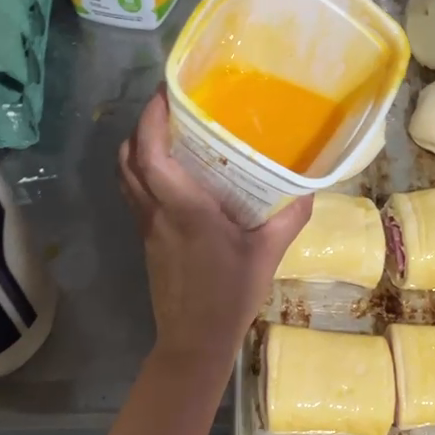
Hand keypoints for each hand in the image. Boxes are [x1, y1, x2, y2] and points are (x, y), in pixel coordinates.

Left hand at [118, 89, 312, 370]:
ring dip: (136, 151)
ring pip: (126, 179)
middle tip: (169, 110)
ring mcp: (147, 229)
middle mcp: (157, 213)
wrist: (194, 341)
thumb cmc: (230, 296)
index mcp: (184, 209)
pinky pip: (135, 197)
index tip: (166, 93)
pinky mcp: (147, 244)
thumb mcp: (267, 255)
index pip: (151, 153)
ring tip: (167, 137)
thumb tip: (308, 187)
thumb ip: (288, 218)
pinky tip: (172, 179)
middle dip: (141, 127)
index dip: (151, 119)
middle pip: (128, 159)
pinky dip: (143, 176)